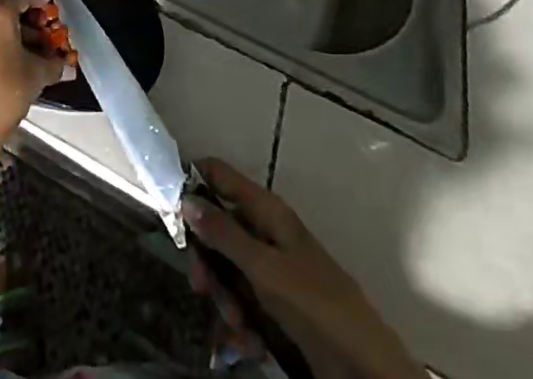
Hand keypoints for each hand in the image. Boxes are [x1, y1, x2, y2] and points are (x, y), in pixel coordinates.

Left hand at [0, 0, 62, 130]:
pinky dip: (1, 31)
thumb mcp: (38, 73)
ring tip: (34, 36)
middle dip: (17, 0)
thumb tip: (67, 65)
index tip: (49, 2)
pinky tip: (19, 50)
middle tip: (36, 11)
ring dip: (10, 18)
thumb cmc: (7, 87)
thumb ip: (55, 64)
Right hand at [185, 158, 424, 378]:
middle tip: (202, 289)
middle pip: (215, 227)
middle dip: (208, 262)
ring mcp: (270, 264)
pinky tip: (250, 340)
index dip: (191, 182)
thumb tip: (184, 197)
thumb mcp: (262, 268)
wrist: (364, 366)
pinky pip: (242, 295)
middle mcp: (265, 229)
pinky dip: (242, 318)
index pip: (218, 173)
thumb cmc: (314, 304)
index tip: (168, 208)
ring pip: (226, 266)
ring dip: (225, 297)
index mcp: (265, 209)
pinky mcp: (275, 297)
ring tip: (239, 327)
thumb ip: (222, 233)